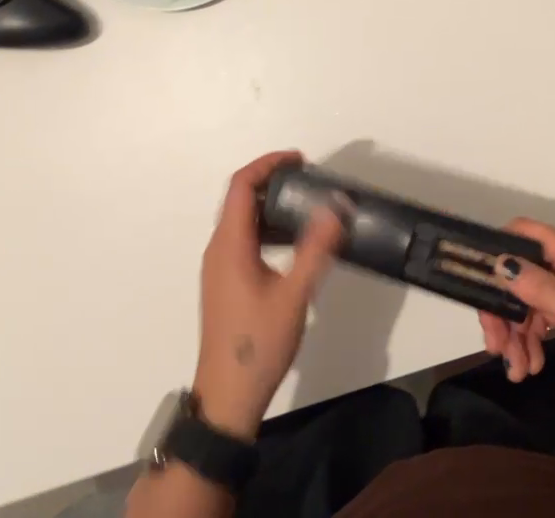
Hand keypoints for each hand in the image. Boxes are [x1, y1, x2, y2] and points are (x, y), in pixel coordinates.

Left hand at [192, 152, 346, 439]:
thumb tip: (335, 206)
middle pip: (239, 199)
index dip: (267, 164)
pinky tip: (293, 245)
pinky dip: (266, 229)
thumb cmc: (259, 342)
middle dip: (271, 181)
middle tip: (308, 180)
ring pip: (241, 222)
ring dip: (270, 207)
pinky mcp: (225, 284)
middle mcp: (218, 250)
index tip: (299, 159)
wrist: (228, 395)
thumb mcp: (295, 294)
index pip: (241, 186)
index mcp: (229, 244)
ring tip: (306, 207)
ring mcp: (219, 268)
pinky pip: (243, 241)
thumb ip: (316, 248)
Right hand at [478, 219, 554, 417]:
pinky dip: (530, 342)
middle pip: (520, 273)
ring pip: (527, 300)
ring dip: (514, 332)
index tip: (474, 280)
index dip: (497, 248)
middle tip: (495, 345)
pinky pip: (541, 320)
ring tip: (517, 370)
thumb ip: (548, 291)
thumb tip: (502, 263)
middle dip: (502, 307)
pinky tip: (531, 367)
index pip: (526, 233)